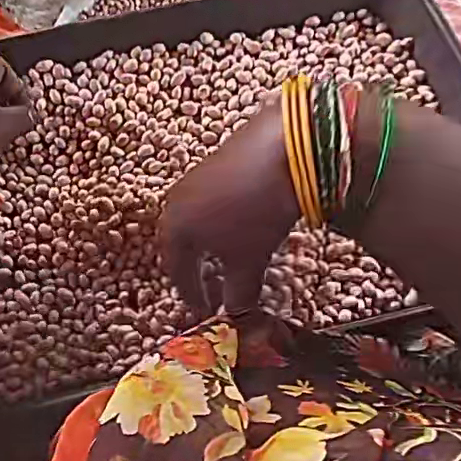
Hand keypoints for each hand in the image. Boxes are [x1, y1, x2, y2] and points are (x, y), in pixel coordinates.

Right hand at [158, 98, 300, 314]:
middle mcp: (175, 202)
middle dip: (199, 271)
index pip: (178, 273)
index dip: (193, 296)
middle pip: (184, 247)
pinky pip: (212, 202)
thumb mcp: (248, 259)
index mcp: (173, 230)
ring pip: (197, 223)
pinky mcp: (217, 160)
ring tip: (229, 260)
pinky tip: (242, 225)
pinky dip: (222, 221)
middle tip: (214, 291)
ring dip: (211, 246)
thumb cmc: (256, 212)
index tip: (207, 313)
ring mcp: (194, 178)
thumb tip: (236, 314)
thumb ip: (238, 291)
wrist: (287, 145)